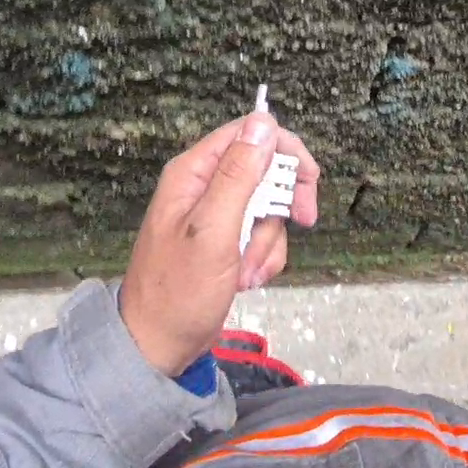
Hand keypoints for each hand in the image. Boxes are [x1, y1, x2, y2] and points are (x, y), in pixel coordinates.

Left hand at [120, 112, 321, 376]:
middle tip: (303, 220)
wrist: (158, 345)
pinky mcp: (224, 241)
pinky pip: (260, 235)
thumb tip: (263, 122)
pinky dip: (262, 258)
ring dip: (268, 241)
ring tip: (246, 270)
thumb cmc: (178, 291)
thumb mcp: (213, 229)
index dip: (284, 150)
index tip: (310, 180)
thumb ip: (239, 174)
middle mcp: (203, 186)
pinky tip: (246, 280)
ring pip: (266, 207)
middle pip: (264, 169)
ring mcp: (214, 215)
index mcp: (193, 172)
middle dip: (282, 202)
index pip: (248, 134)